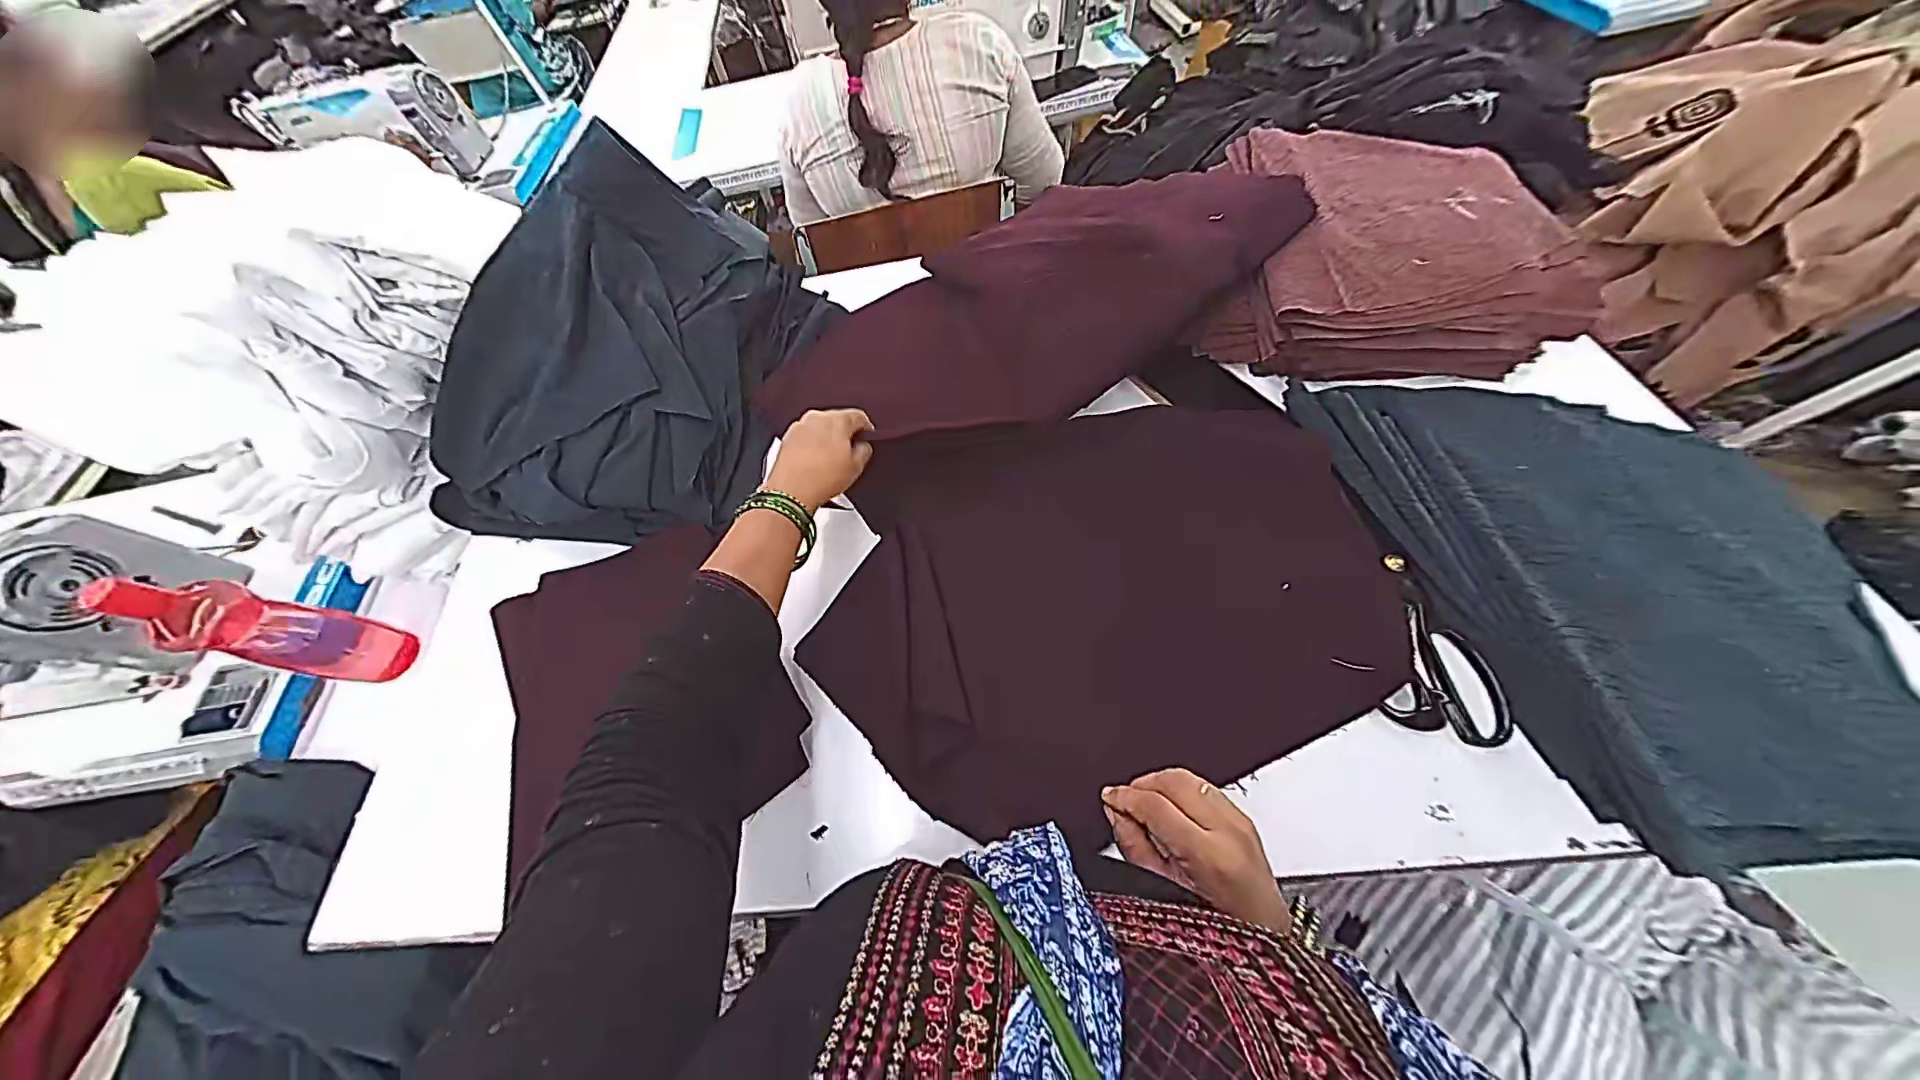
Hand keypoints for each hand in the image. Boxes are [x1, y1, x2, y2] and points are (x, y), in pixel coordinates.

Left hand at [764, 409, 873, 511]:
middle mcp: (817, 417)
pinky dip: (812, 446)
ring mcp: (800, 426)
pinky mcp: (787, 437)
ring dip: (827, 441)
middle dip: (845, 435)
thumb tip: (863, 446)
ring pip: (820, 428)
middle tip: (848, 456)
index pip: (859, 416)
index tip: (866, 439)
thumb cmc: (821, 479)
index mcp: (837, 420)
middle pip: (838, 420)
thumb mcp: (856, 467)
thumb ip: (865, 449)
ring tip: (830, 463)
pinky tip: (815, 464)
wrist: (791, 492)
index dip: (866, 430)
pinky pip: (806, 437)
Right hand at [1102, 768, 1290, 934]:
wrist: (1264, 935)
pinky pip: (1205, 787)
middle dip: (1142, 784)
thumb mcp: (1165, 891)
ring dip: (1161, 784)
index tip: (1110, 796)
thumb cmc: (1221, 927)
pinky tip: (1171, 807)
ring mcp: (1241, 822)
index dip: (1125, 796)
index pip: (1156, 805)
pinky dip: (1181, 790)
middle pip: (1174, 781)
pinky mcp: (1244, 818)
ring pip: (1190, 778)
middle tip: (1125, 798)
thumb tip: (1116, 813)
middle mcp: (1229, 832)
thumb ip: (1135, 847)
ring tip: (1146, 803)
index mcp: (1209, 855)